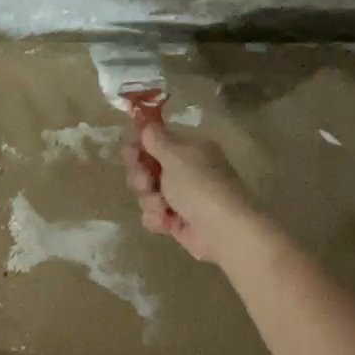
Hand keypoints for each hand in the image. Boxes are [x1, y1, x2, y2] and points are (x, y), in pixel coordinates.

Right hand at [122, 119, 257, 263]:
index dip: (139, 149)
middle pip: (145, 170)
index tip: (131, 155)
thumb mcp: (176, 155)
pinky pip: (152, 215)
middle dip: (140, 178)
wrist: (223, 229)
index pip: (155, 144)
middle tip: (147, 183)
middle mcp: (184, 171)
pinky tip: (167, 222)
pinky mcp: (175, 221)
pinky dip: (157, 219)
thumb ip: (156, 139)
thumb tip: (147, 124)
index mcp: (188, 150)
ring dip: (149, 201)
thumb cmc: (200, 186)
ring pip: (146, 195)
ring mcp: (179, 198)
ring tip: (163, 207)